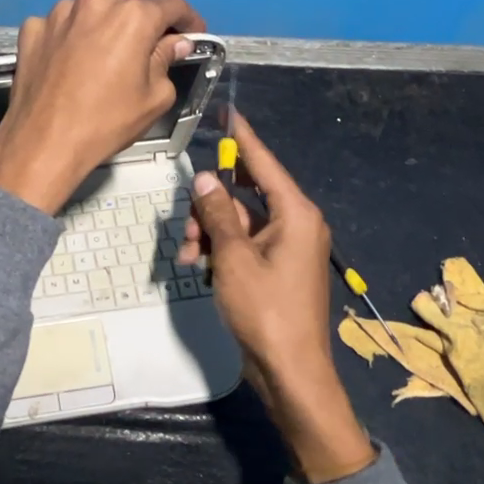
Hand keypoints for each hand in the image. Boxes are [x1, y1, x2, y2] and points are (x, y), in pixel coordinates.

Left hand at [0, 0, 204, 213]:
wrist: (42, 143)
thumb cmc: (105, 122)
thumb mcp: (154, 97)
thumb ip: (167, 60)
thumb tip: (173, 43)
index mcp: (132, 15)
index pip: (171, 4)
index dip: (188, 19)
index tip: (192, 33)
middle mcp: (95, 1)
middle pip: (130, 4)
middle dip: (145, 23)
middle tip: (151, 49)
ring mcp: (58, 12)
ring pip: (94, 12)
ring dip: (106, 27)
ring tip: (107, 58)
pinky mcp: (33, 28)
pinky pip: (63, 26)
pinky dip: (73, 37)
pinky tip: (73, 63)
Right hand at [185, 113, 376, 482]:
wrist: (291, 372)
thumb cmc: (266, 311)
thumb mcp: (234, 257)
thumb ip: (218, 213)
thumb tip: (207, 177)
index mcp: (296, 214)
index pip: (264, 163)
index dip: (243, 136)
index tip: (227, 111)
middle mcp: (296, 224)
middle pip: (244, 194)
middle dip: (210, 207)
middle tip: (187, 229)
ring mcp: (287, 248)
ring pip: (238, 221)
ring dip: (209, 232)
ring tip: (188, 257)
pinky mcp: (276, 269)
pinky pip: (243, 244)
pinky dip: (220, 250)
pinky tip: (198, 267)